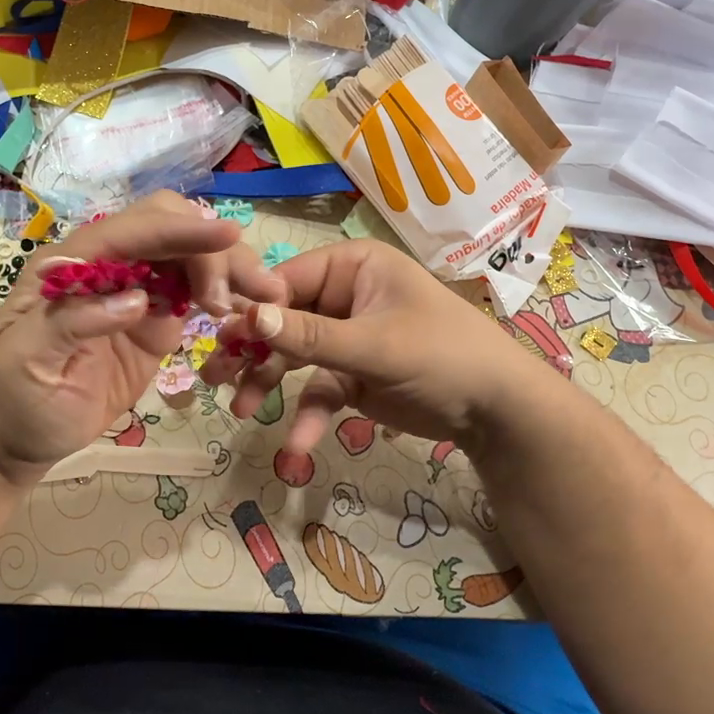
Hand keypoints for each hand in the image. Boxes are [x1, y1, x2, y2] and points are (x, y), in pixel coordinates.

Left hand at [0, 191, 283, 483]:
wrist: (26, 432)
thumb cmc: (17, 395)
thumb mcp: (27, 359)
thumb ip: (72, 322)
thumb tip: (137, 298)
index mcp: (69, 263)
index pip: (129, 231)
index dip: (178, 230)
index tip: (228, 235)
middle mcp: (105, 264)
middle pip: (166, 229)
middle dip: (209, 248)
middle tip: (239, 296)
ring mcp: (135, 288)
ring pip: (189, 256)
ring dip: (228, 269)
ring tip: (265, 300)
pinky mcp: (156, 319)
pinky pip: (196, 292)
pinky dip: (227, 294)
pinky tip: (254, 310)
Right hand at [196, 239, 548, 454]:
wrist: (501, 413)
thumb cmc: (442, 356)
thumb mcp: (373, 345)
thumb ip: (307, 335)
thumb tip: (246, 318)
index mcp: (351, 267)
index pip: (284, 279)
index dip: (252, 307)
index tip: (218, 336)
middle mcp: (343, 295)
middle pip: (282, 318)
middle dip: (251, 350)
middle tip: (212, 375)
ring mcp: (345, 336)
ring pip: (291, 355)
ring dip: (266, 382)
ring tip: (239, 408)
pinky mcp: (351, 374)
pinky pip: (317, 390)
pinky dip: (307, 415)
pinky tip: (298, 446)